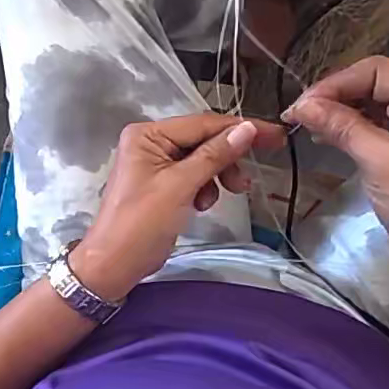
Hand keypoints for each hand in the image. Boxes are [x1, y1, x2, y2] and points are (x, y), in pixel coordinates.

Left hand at [71, 113, 285, 299]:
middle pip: (203, 140)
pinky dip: (205, 188)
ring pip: (202, 159)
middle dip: (227, 159)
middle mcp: (150, 142)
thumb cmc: (141, 224)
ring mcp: (155, 164)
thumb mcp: (180, 187)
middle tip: (247, 181)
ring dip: (218, 176)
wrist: (114, 265)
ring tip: (225, 196)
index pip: (202, 123)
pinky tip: (203, 204)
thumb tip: (248, 129)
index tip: (274, 136)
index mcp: (147, 135)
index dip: (240, 129)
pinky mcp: (162, 184)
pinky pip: (193, 176)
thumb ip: (214, 155)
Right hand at [285, 55, 388, 266]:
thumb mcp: (379, 161)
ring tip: (311, 128)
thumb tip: (301, 104)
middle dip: (338, 98)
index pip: (378, 70)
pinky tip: (333, 138)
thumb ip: (341, 126)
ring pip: (380, 105)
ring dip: (345, 114)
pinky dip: (359, 130)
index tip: (299, 106)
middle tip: (299, 117)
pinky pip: (387, 127)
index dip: (334, 84)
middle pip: (380, 84)